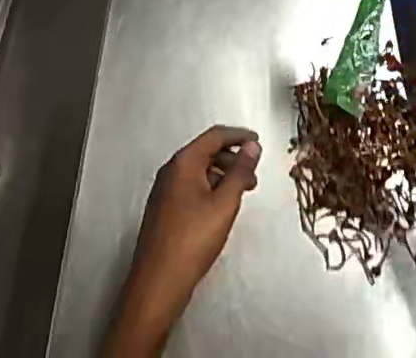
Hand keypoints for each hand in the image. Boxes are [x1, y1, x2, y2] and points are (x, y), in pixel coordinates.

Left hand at [105, 127, 260, 356]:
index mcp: (183, 162)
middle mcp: (171, 169)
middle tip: (253, 175)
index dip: (237, 135)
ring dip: (222, 175)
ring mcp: (165, 188)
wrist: (158, 279)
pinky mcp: (165, 206)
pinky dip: (210, 187)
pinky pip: (191, 185)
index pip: (213, 136)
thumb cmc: (192, 239)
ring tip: (241, 193)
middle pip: (205, 151)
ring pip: (198, 170)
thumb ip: (240, 172)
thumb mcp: (224, 204)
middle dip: (231, 158)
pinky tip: (221, 206)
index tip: (256, 140)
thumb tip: (251, 146)